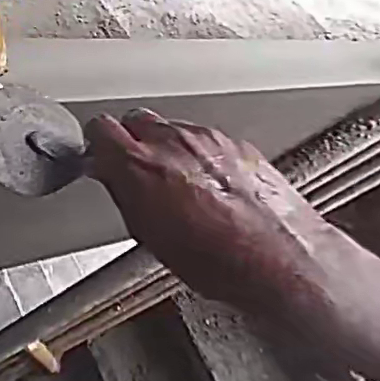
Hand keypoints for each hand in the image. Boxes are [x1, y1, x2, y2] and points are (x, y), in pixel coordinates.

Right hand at [85, 110, 343, 325]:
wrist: (281, 260)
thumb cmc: (218, 258)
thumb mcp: (146, 233)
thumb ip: (121, 192)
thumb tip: (110, 176)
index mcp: (139, 164)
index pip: (101, 127)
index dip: (98, 142)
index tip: (102, 156)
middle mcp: (171, 141)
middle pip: (135, 120)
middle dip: (132, 140)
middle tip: (137, 167)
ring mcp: (206, 138)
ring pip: (170, 127)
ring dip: (167, 147)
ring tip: (179, 183)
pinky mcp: (235, 142)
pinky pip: (203, 138)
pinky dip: (199, 154)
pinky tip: (208, 185)